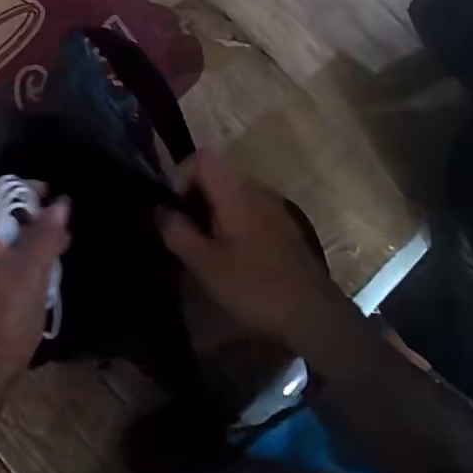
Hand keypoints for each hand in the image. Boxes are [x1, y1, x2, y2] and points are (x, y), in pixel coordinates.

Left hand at [0, 188, 70, 429]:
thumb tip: (61, 201)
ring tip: (57, 258)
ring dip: (28, 244)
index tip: (51, 198)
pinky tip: (39, 284)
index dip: (22, 188)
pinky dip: (18, 265)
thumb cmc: (1, 321)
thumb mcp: (32, 273)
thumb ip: (46, 234)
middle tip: (61, 232)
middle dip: (30, 218)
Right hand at [158, 150, 348, 350]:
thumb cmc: (254, 287)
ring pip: (231, 192)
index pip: (202, 157)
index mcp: (236, 192)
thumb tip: (160, 209)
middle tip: (181, 230)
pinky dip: (229, 221)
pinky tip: (227, 254)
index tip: (172, 208)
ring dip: (210, 210)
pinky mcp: (282, 227)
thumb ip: (178, 232)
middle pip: (216, 173)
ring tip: (200, 244)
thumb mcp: (205, 264)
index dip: (179, 175)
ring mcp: (273, 208)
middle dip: (192, 195)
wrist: (312, 314)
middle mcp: (257, 191)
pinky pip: (247, 209)